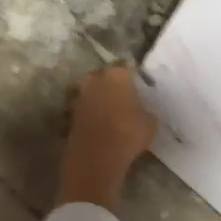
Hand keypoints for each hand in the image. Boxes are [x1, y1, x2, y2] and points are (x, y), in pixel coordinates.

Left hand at [57, 62, 158, 209]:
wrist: (96, 156)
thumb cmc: (128, 132)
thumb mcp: (150, 123)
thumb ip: (146, 111)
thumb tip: (143, 112)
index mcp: (116, 75)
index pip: (125, 65)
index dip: (131, 70)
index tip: (136, 75)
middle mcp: (95, 80)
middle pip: (102, 74)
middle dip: (110, 80)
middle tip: (121, 89)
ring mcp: (79, 97)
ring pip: (90, 90)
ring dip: (97, 95)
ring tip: (108, 105)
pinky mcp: (70, 114)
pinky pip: (83, 107)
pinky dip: (89, 111)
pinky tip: (98, 120)